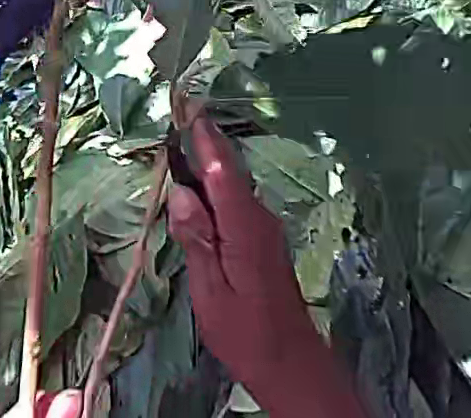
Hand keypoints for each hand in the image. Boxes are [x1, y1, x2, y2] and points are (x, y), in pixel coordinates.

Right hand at [166, 112, 368, 417]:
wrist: (290, 360)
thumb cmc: (245, 331)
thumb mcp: (210, 292)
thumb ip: (196, 239)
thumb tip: (180, 192)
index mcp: (243, 226)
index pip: (221, 171)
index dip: (206, 140)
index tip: (191, 110)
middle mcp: (257, 216)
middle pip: (229, 170)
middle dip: (208, 140)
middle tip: (185, 112)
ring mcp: (264, 224)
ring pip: (233, 183)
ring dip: (212, 160)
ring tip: (187, 139)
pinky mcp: (262, 235)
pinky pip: (236, 199)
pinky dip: (217, 183)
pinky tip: (200, 186)